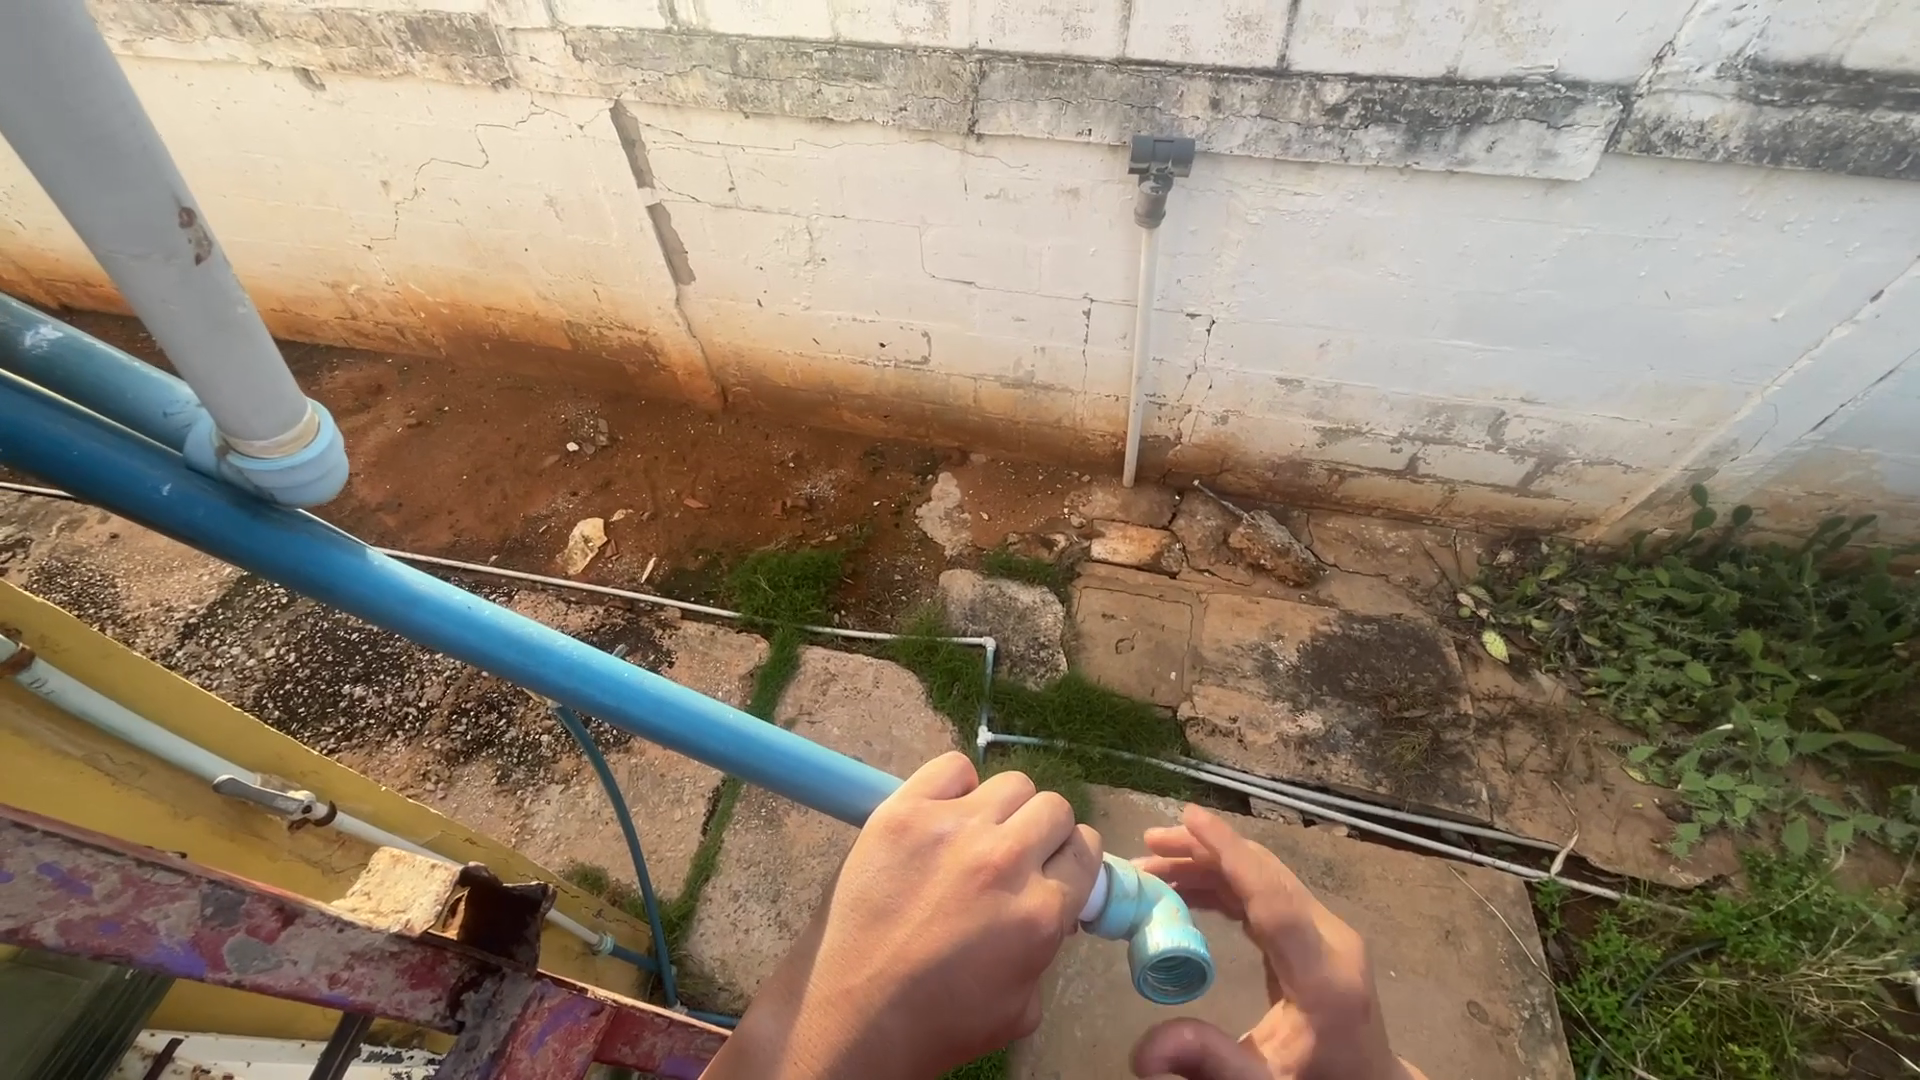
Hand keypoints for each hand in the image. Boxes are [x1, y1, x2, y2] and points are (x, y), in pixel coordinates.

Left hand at [704, 752, 1103, 1078]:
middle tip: (1018, 852)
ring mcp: (952, 827)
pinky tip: (944, 813)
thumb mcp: (1021, 1006)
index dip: (1073, 858)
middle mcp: (1005, 859)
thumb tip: (1054, 902)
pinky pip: (953, 766)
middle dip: (1044, 832)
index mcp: (1040, 911)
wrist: (851, 1014)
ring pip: (1012, 783)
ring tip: (978, 833)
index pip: (1085, 849)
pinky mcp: (905, 810)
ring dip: (1004, 807)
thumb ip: (1049, 944)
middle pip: (1053, 808)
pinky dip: (957, 784)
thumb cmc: (937, 1023)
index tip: (1056, 866)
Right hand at [1129, 805, 1425, 1079]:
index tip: (1189, 816)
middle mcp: (1332, 939)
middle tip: (1147, 845)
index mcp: (1323, 977)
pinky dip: (1223, 881)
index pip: (1273, 897)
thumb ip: (1209, 1061)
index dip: (1229, 851)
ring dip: (1208, 862)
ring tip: (1154, 865)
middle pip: (1263, 873)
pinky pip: (1265, 890)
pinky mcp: (1315, 929)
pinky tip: (1186, 888)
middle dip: (1203, 849)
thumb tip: (1141, 1053)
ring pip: (1262, 874)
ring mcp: (1327, 929)